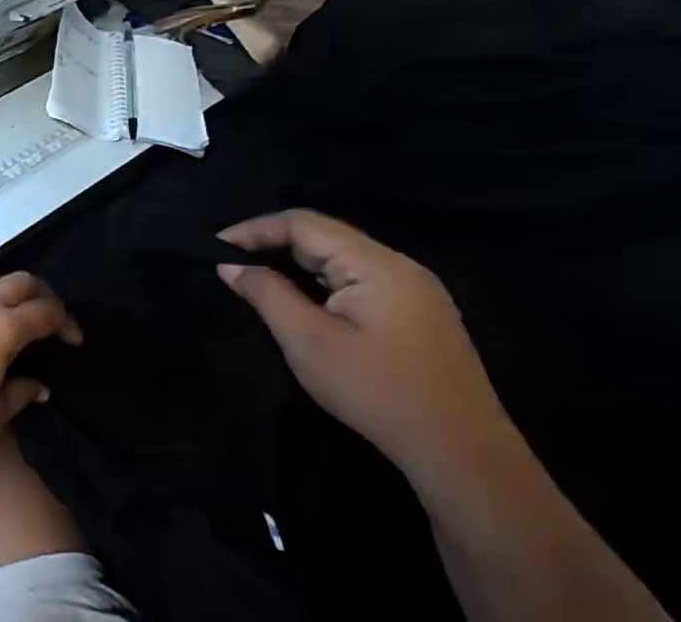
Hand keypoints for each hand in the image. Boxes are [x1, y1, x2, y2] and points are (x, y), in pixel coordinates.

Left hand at [0, 270, 82, 439]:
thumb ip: (21, 395)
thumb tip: (41, 388)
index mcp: (7, 327)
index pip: (47, 312)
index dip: (66, 322)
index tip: (73, 340)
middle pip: (25, 281)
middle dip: (45, 295)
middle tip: (51, 317)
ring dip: (14, 286)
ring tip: (17, 307)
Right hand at [216, 210, 509, 470]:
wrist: (462, 455)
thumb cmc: (378, 393)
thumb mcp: (310, 343)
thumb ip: (268, 295)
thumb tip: (231, 265)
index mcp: (376, 263)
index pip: (305, 224)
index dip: (257, 229)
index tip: (218, 244)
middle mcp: (399, 264)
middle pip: (327, 237)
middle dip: (276, 245)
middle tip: (234, 262)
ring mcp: (415, 288)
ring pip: (344, 260)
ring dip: (300, 264)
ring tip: (261, 278)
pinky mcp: (421, 313)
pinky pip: (362, 280)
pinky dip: (325, 282)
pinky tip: (308, 301)